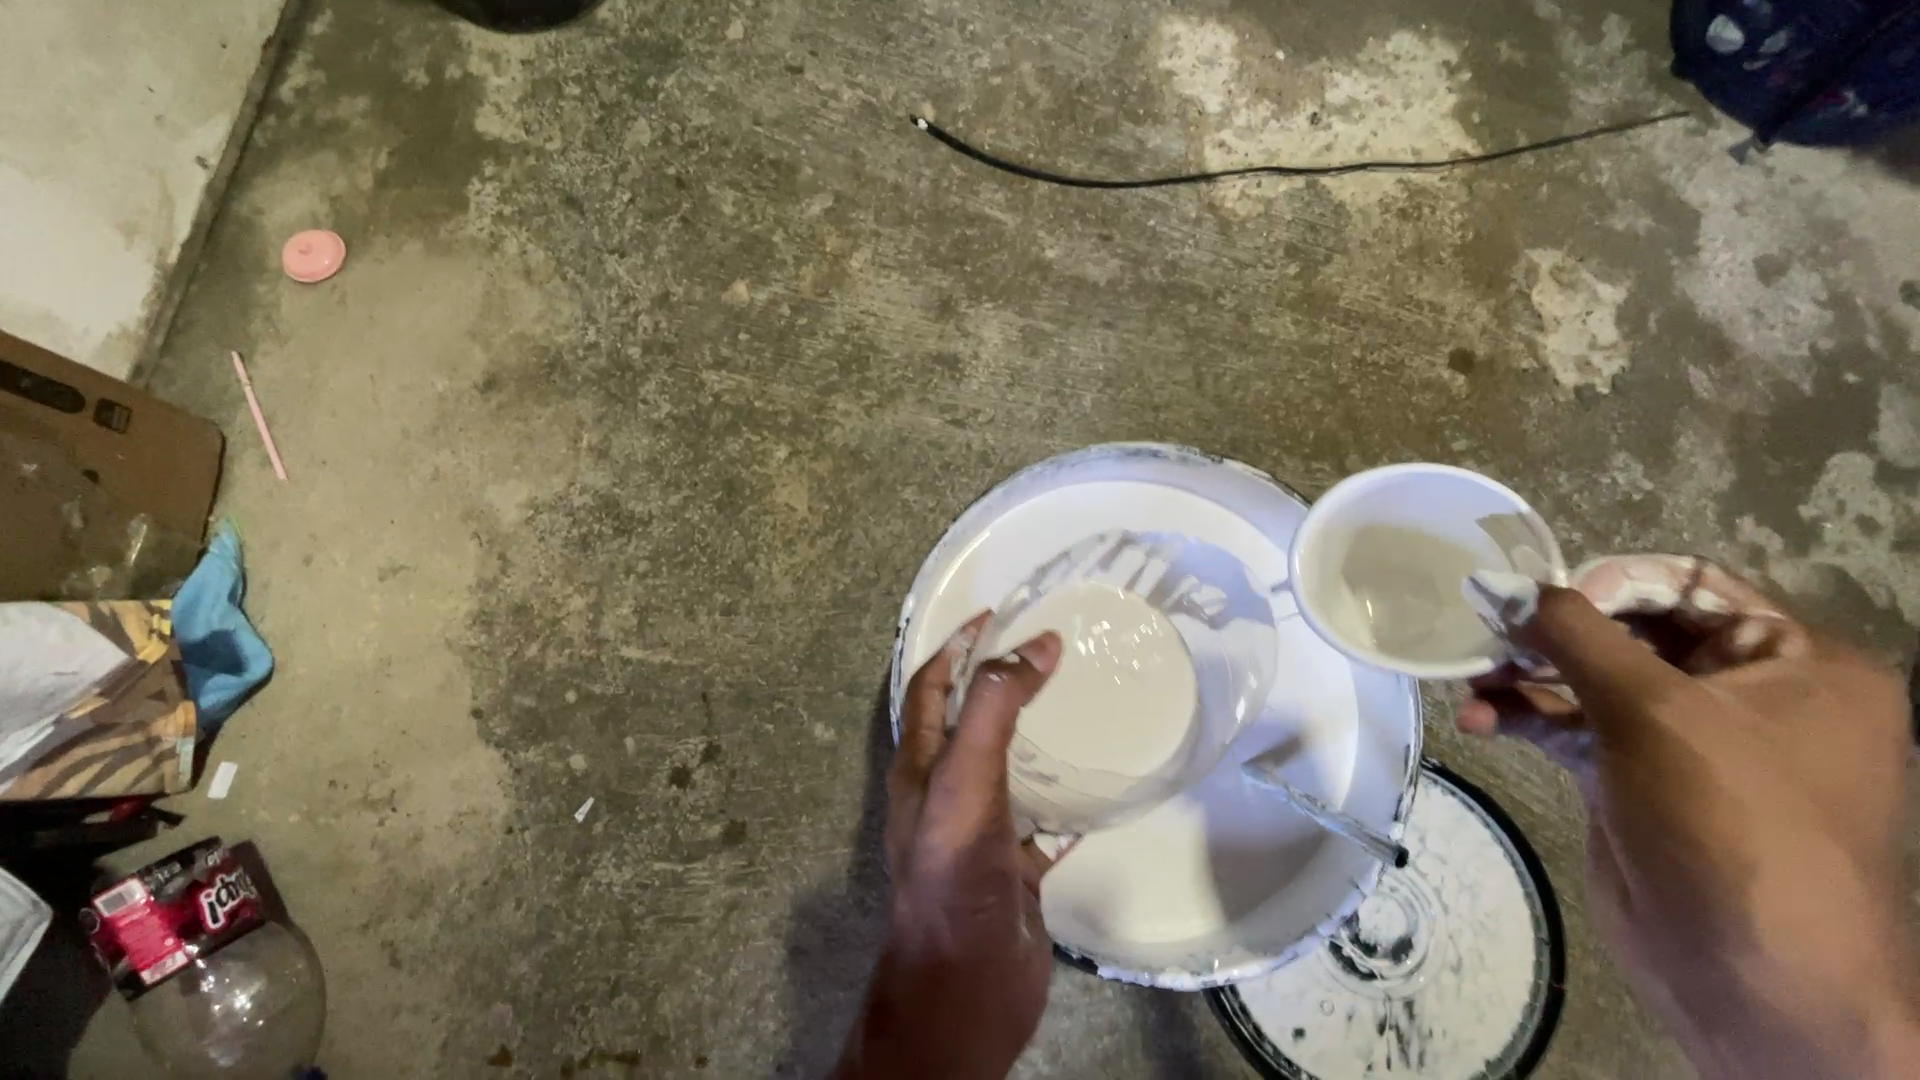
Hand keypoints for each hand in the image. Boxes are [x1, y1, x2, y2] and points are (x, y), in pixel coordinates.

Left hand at [835, 615, 1063, 1079]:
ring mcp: (981, 827)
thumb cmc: (955, 874)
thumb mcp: (966, 779)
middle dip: (1001, 681)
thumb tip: (1034, 646)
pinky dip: (1070, 792)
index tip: (998, 614)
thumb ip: (994, 709)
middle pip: (971, 719)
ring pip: (1010, 763)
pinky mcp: (1014, 861)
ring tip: (1080, 703)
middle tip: (1050, 653)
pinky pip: (1045, 813)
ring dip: (1038, 732)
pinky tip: (1105, 781)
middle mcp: (945, 790)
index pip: (931, 685)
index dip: (957, 645)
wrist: (967, 985)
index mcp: (920, 765)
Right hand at [1458, 555, 1919, 1078]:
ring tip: (1473, 686)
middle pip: (1629, 630)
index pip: (1688, 586)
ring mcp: (1684, 738)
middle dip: (1551, 635)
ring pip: (1589, 679)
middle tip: (1488, 638)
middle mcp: (1745, 692)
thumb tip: (1493, 582)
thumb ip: (1569, 635)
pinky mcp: (1631, 774)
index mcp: (1795, 662)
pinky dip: (1523, 718)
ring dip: (1524, 678)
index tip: (1540, 603)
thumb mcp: (1652, 711)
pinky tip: (1480, 723)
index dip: (1608, 584)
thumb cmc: (1730, 822)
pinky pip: (1570, 725)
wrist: (1747, 974)